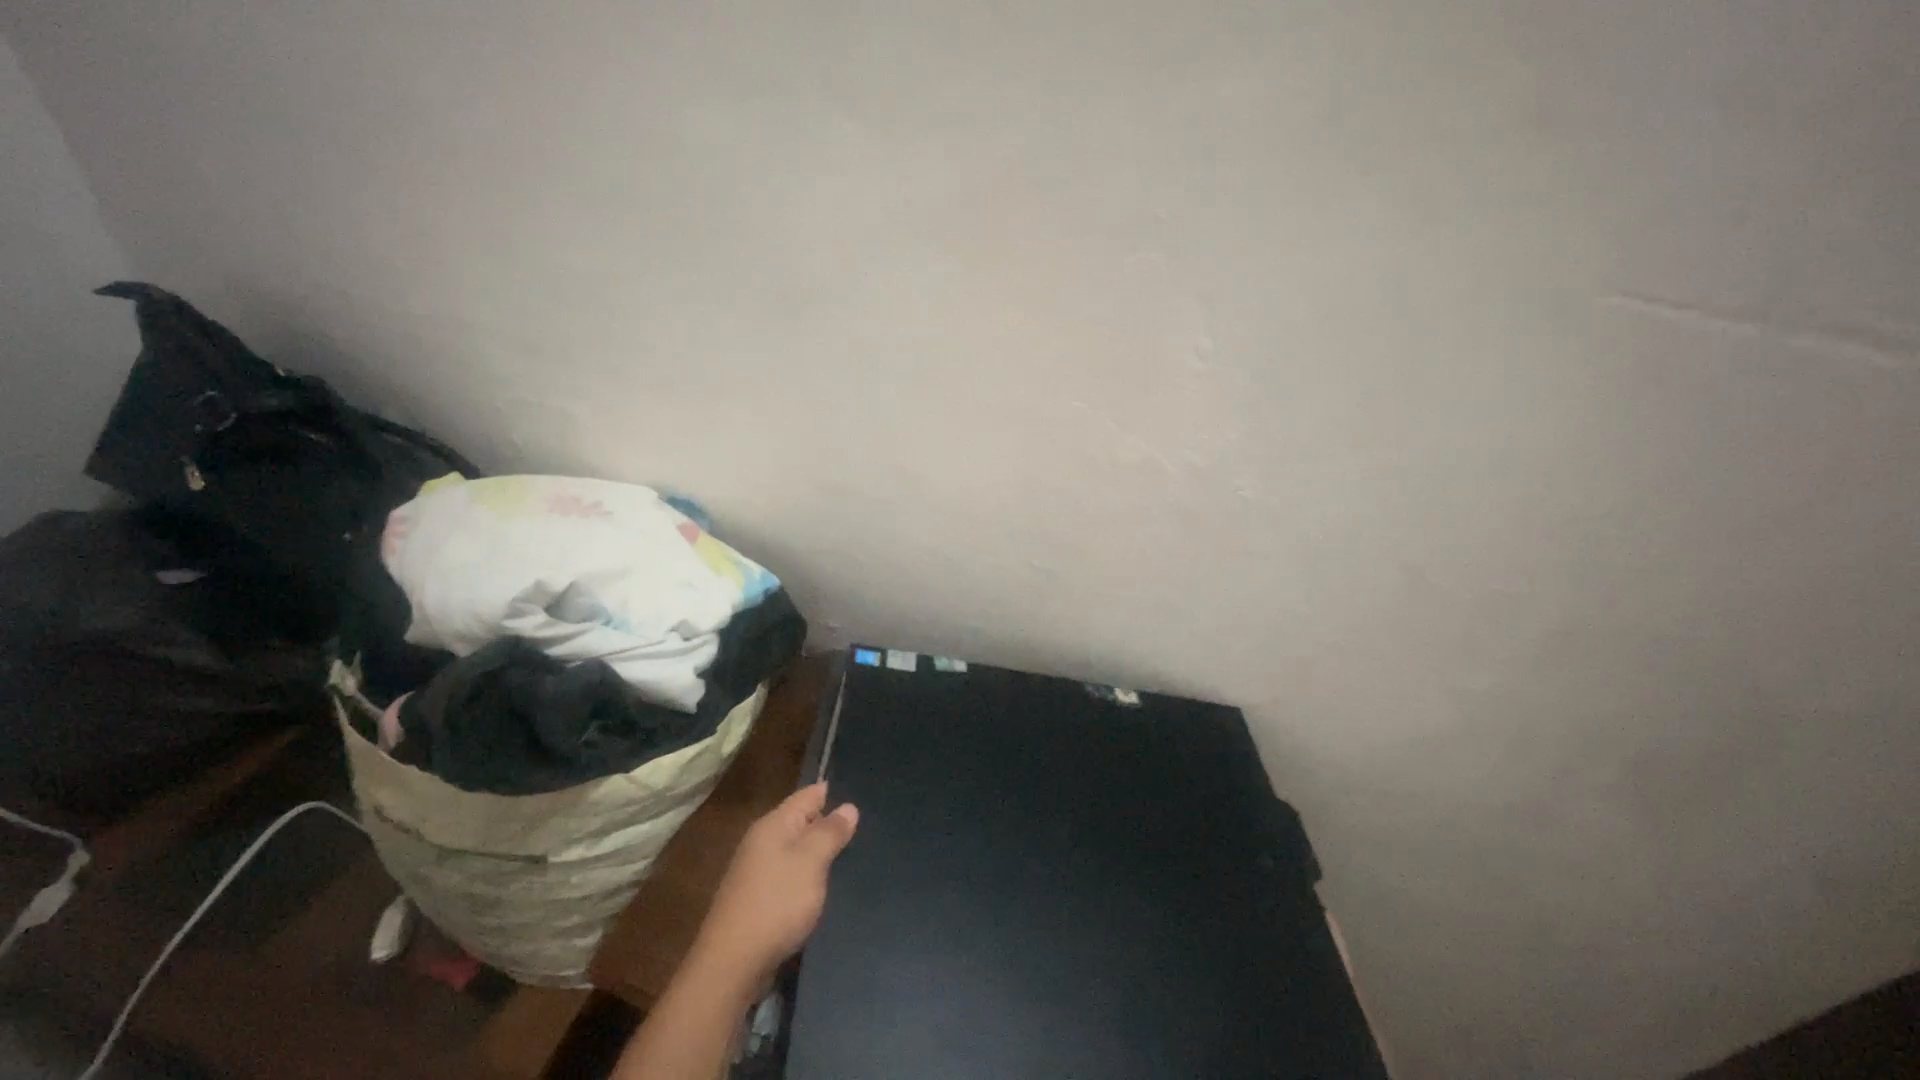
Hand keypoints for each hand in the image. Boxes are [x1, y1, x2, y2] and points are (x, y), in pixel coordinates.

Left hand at [693, 782, 858, 981]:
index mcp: (773, 825)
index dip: (834, 792)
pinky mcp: (758, 898)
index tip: (864, 793)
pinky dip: (808, 876)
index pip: (808, 795)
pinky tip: (824, 886)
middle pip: (801, 821)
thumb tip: (848, 806)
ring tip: (853, 856)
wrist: (733, 962)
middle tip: (868, 827)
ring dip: (819, 852)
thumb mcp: (811, 862)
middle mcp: (761, 841)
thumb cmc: (776, 903)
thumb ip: (830, 833)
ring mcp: (756, 871)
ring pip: (796, 850)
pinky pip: (789, 874)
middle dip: (829, 823)